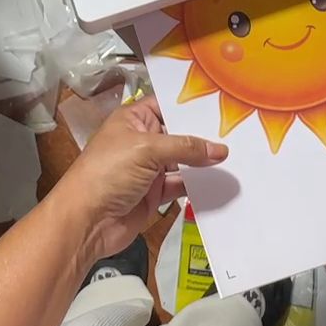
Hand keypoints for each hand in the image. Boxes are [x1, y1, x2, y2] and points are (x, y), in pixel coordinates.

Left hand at [48, 97, 226, 263]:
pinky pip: (180, 186)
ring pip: (182, 162)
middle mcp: (142, 140)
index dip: (189, 106)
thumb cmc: (109, 171)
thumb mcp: (146, 150)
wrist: (87, 220)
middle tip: (238, 133)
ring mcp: (148, 169)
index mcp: (133, 119)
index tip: (221, 105)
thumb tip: (221, 150)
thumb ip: (185, 148)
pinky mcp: (154, 194)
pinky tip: (220, 182)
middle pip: (178, 134)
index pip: (166, 106)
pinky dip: (197, 185)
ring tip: (237, 157)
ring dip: (203, 162)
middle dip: (203, 136)